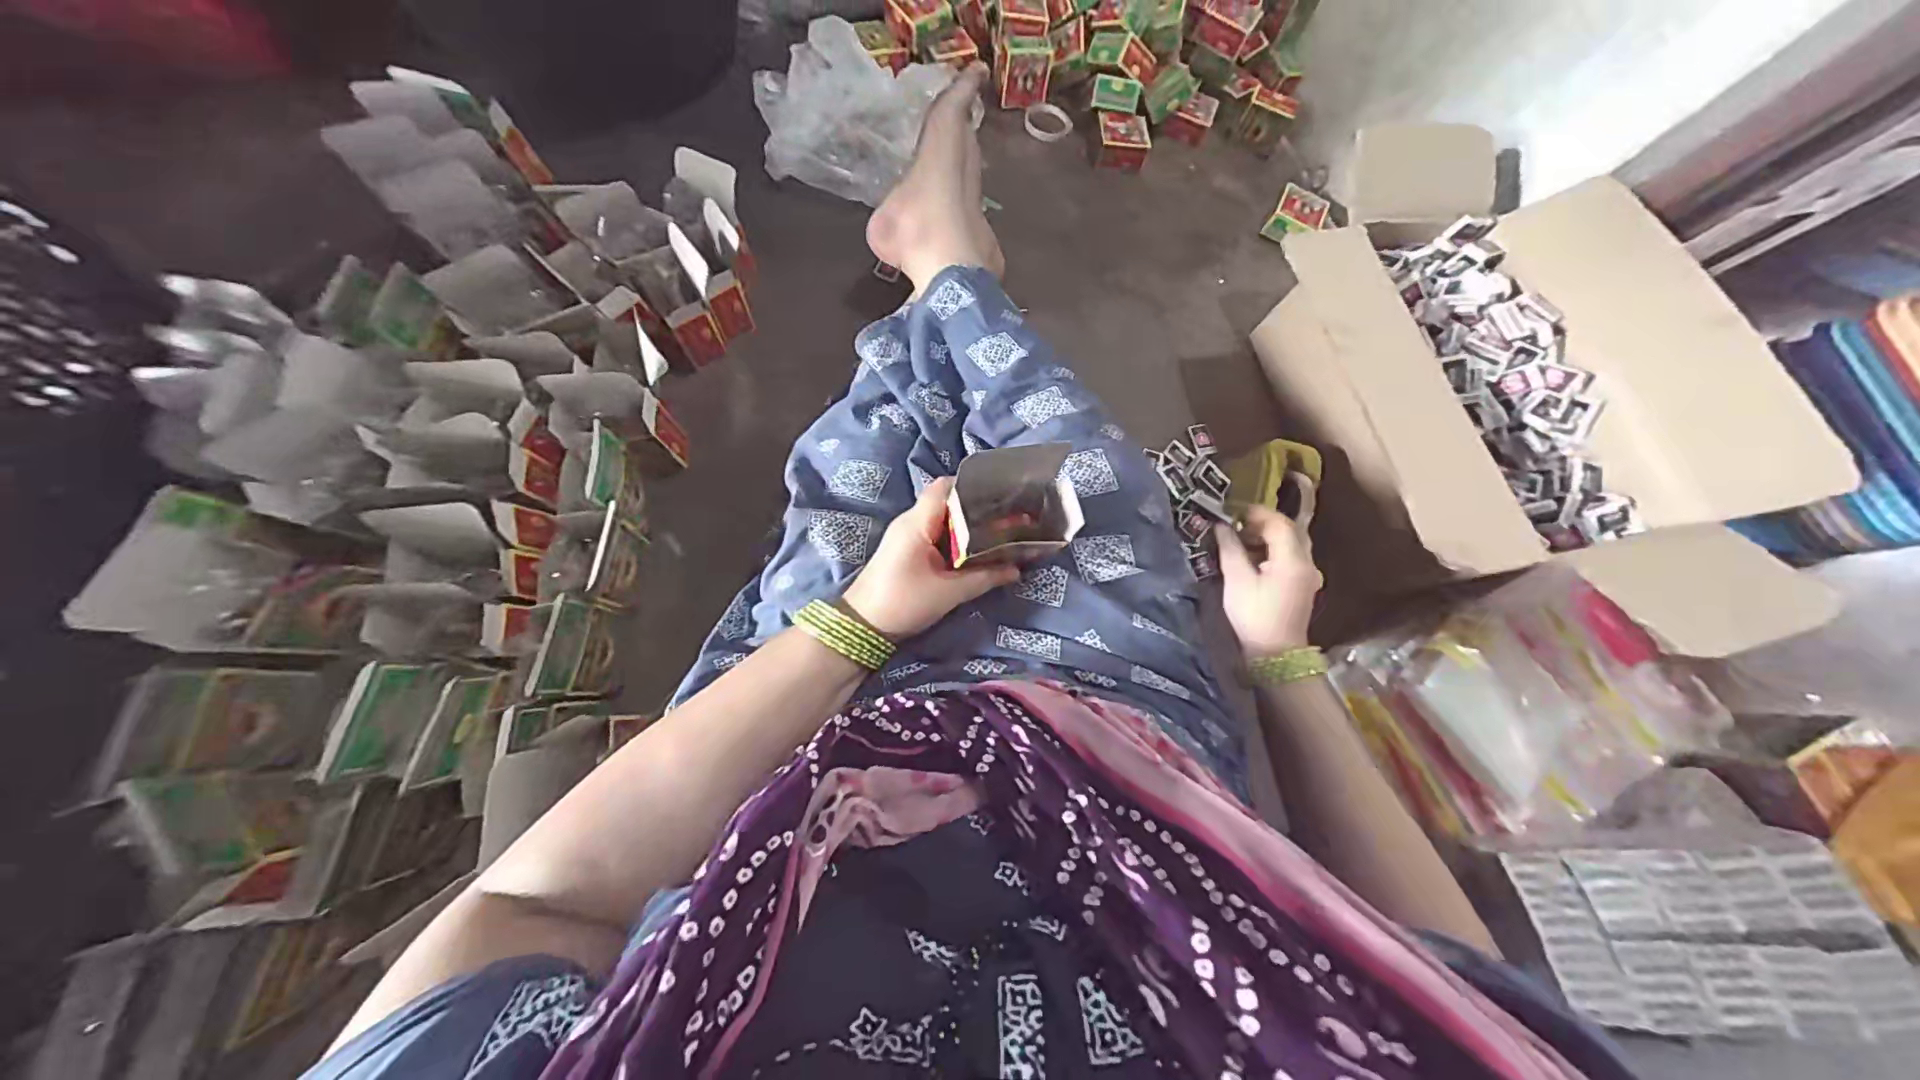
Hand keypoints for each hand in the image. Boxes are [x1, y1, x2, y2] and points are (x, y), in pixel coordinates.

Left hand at [841, 477, 1019, 637]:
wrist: (862, 626)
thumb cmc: (903, 603)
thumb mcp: (949, 592)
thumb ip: (985, 577)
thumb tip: (1017, 569)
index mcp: (917, 523)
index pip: (946, 487)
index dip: (974, 487)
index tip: (1002, 497)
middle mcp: (910, 522)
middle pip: (947, 502)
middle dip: (978, 508)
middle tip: (1010, 516)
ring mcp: (906, 536)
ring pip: (943, 519)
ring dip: (968, 525)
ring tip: (1000, 531)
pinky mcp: (906, 551)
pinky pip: (935, 534)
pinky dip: (956, 538)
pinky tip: (977, 549)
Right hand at [1216, 493, 1322, 656]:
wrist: (1275, 653)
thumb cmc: (1253, 616)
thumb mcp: (1236, 580)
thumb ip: (1230, 548)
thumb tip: (1221, 525)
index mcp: (1293, 560)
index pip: (1279, 523)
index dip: (1256, 513)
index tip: (1234, 512)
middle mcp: (1307, 562)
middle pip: (1289, 529)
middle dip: (1263, 522)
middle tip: (1236, 524)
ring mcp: (1309, 574)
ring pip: (1292, 542)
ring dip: (1268, 536)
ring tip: (1241, 540)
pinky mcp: (1304, 583)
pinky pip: (1291, 555)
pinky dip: (1273, 549)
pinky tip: (1254, 558)